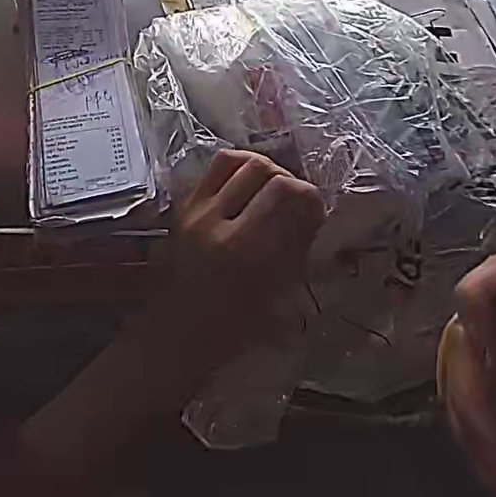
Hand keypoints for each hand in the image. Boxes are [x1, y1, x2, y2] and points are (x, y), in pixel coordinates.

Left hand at [152, 150, 325, 375]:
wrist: (179, 336)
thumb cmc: (235, 327)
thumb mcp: (279, 293)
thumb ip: (297, 245)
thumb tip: (312, 210)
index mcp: (243, 249)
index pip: (286, 192)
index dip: (309, 196)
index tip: (315, 210)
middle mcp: (215, 221)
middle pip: (263, 169)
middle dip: (289, 180)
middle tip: (295, 199)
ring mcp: (195, 211)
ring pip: (237, 160)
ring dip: (263, 169)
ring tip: (273, 187)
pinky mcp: (183, 206)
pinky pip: (215, 168)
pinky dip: (238, 169)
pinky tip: (249, 186)